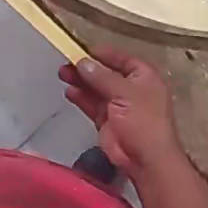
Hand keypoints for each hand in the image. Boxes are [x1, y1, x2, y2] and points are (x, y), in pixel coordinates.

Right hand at [58, 48, 186, 175]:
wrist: (145, 158)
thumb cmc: (143, 121)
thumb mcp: (125, 92)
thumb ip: (102, 77)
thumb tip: (83, 62)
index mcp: (144, 77)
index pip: (123, 59)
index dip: (104, 54)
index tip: (83, 49)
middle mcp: (132, 89)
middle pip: (107, 73)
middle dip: (88, 68)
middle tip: (67, 62)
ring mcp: (119, 105)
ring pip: (97, 89)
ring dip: (81, 81)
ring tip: (62, 73)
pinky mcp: (107, 121)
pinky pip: (92, 105)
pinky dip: (81, 97)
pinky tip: (69, 91)